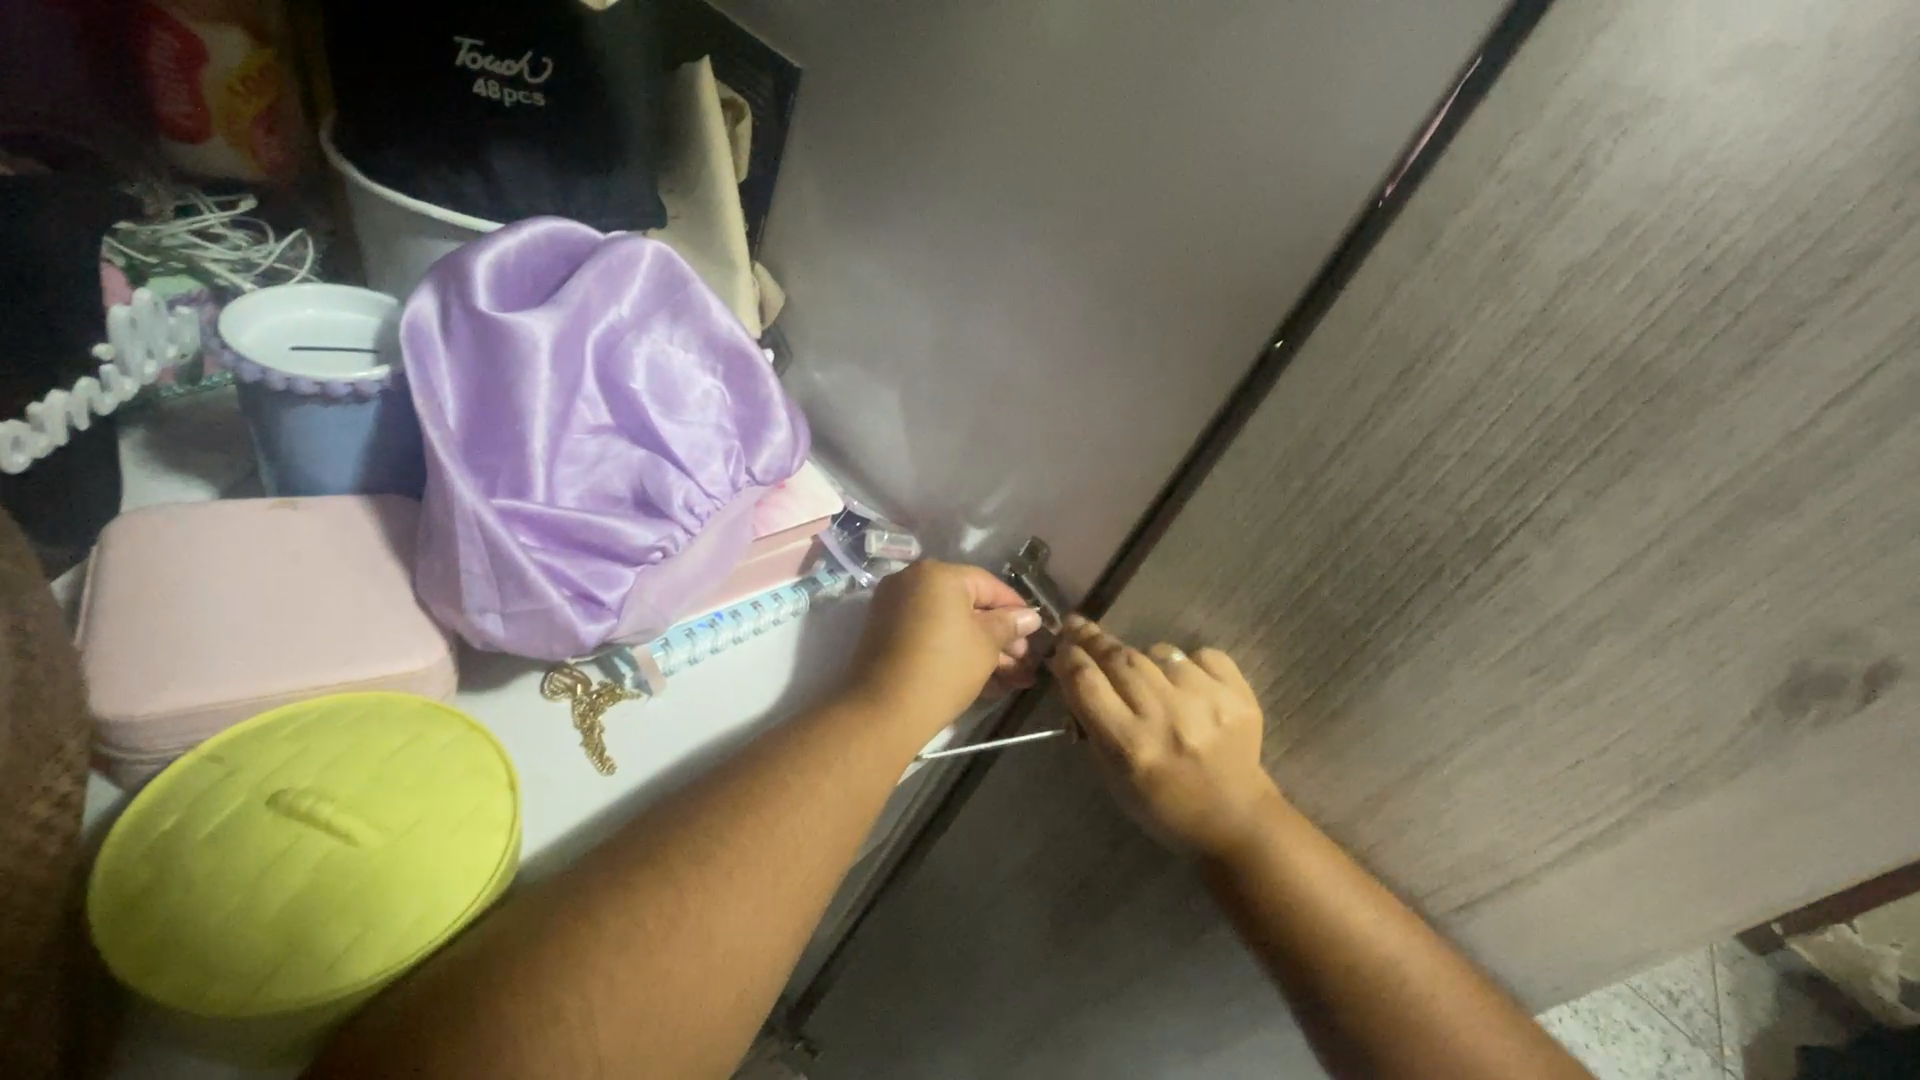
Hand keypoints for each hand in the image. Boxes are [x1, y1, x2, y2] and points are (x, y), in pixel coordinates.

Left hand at [845, 560, 1041, 730]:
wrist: (885, 711)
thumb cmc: (944, 668)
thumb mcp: (987, 645)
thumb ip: (1009, 625)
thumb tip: (1030, 616)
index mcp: (937, 574)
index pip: (988, 585)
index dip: (1015, 609)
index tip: (1035, 632)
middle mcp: (912, 582)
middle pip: (967, 605)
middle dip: (1000, 636)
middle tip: (1024, 662)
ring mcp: (895, 609)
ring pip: (950, 624)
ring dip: (982, 649)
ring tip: (1012, 678)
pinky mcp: (887, 635)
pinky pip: (930, 635)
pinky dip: (955, 651)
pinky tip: (985, 679)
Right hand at [1050, 617, 1282, 857]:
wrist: (1233, 819)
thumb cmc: (1161, 804)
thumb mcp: (1111, 775)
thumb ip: (1091, 723)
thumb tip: (1071, 672)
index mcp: (1130, 746)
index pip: (1086, 682)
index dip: (1069, 657)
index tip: (1061, 644)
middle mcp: (1166, 718)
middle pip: (1119, 658)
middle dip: (1095, 641)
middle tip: (1081, 629)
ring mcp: (1206, 703)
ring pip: (1159, 651)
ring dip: (1144, 658)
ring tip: (1144, 677)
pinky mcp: (1238, 694)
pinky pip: (1201, 654)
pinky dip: (1186, 663)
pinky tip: (1185, 684)